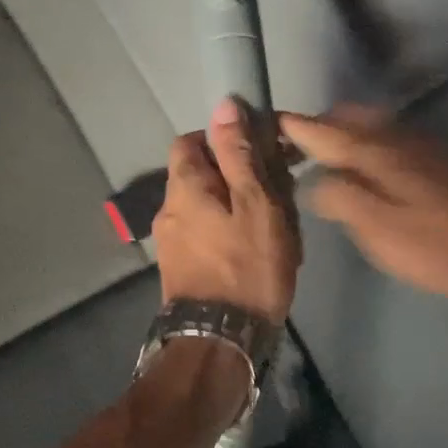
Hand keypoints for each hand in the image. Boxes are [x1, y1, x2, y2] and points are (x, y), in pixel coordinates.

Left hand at [153, 98, 300, 322]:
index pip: (191, 140)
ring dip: (239, 210)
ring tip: (276, 230)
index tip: (258, 154)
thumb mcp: (255, 203)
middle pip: (202, 175)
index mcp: (184, 186)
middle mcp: (168, 209)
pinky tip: (258, 255)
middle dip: (239, 179)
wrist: (221, 342)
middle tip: (278, 197)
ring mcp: (171, 243)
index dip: (223, 139)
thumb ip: (239, 154)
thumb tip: (224, 104)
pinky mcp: (181, 270)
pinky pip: (207, 236)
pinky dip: (230, 235)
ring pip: (208, 208)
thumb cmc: (246, 266)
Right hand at [279, 107, 447, 300]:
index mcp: (374, 152)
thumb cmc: (444, 242)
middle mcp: (396, 138)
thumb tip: (313, 181)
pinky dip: (370, 145)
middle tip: (293, 147)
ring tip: (325, 158)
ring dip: (344, 133)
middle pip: (347, 119)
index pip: (320, 130)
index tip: (263, 123)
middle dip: (318, 126)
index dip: (291, 127)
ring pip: (372, 126)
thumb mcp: (381, 230)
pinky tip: (371, 170)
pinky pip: (392, 140)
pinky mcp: (444, 160)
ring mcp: (424, 146)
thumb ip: (341, 200)